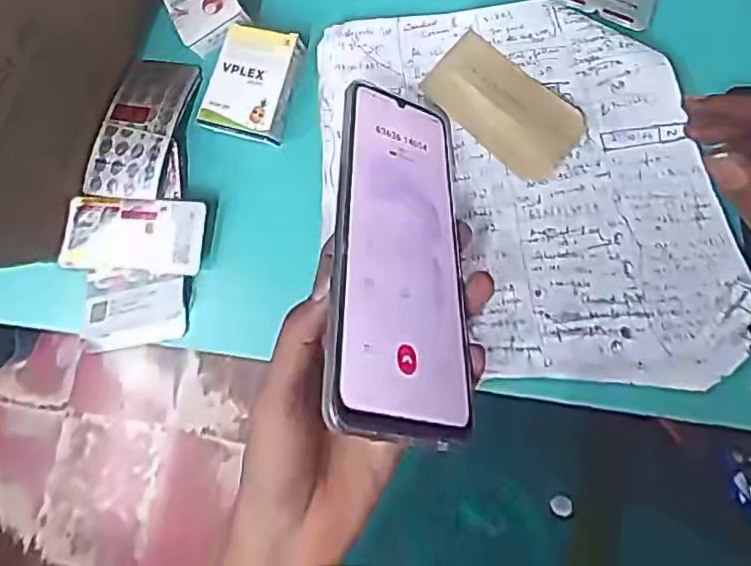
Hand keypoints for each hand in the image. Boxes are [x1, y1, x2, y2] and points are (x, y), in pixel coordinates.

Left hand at [220, 224, 494, 565]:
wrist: (297, 532)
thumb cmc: (275, 456)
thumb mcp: (276, 392)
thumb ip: (299, 339)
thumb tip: (328, 285)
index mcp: (323, 338)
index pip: (347, 282)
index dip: (368, 248)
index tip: (393, 217)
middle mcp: (359, 351)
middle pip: (394, 301)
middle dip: (422, 268)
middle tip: (450, 238)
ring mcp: (388, 382)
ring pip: (424, 335)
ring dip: (451, 308)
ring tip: (474, 283)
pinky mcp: (410, 416)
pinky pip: (440, 386)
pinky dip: (461, 367)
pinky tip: (472, 352)